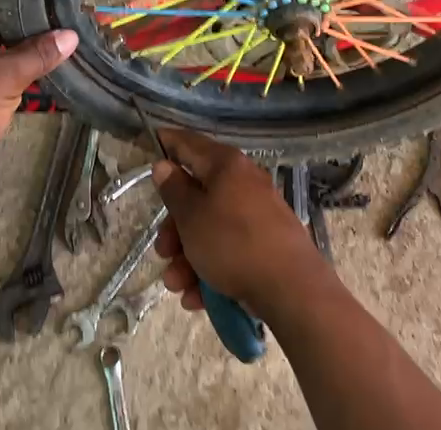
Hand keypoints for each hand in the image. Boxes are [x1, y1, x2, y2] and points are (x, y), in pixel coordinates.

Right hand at [152, 129, 330, 317]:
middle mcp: (243, 182)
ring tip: (178, 285)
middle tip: (162, 251)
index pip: (190, 143)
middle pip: (198, 196)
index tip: (150, 143)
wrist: (290, 287)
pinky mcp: (265, 244)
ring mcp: (257, 214)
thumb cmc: (232, 243)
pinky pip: (228, 251)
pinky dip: (210, 270)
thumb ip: (174, 190)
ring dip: (187, 257)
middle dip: (174, 228)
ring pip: (210, 229)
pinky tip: (198, 297)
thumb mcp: (192, 217)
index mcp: (226, 165)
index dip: (168, 143)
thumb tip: (164, 165)